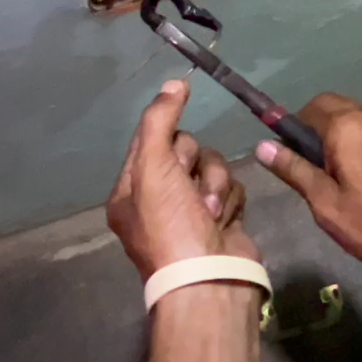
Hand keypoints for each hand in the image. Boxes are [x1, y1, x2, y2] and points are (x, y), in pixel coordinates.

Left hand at [107, 80, 259, 278]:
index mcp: (131, 191)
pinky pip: (230, 187)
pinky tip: (224, 219)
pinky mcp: (221, 218)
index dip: (164, 123)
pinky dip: (229, 199)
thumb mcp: (153, 166)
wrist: (211, 279)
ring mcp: (191, 210)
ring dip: (213, 183)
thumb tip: (174, 82)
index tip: (180, 94)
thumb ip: (160, 120)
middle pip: (184, 149)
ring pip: (210, 165)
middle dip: (193, 162)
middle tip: (189, 185)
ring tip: (210, 210)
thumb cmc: (171, 223)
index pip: (148, 138)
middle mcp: (158, 199)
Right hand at [256, 93, 361, 287]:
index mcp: (345, 124)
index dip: (290, 133)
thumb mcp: (328, 206)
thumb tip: (262, 146)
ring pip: (353, 119)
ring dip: (337, 138)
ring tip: (338, 184)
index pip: (305, 111)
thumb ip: (294, 171)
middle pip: (330, 108)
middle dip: (314, 132)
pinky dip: (360, 146)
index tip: (289, 164)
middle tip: (312, 175)